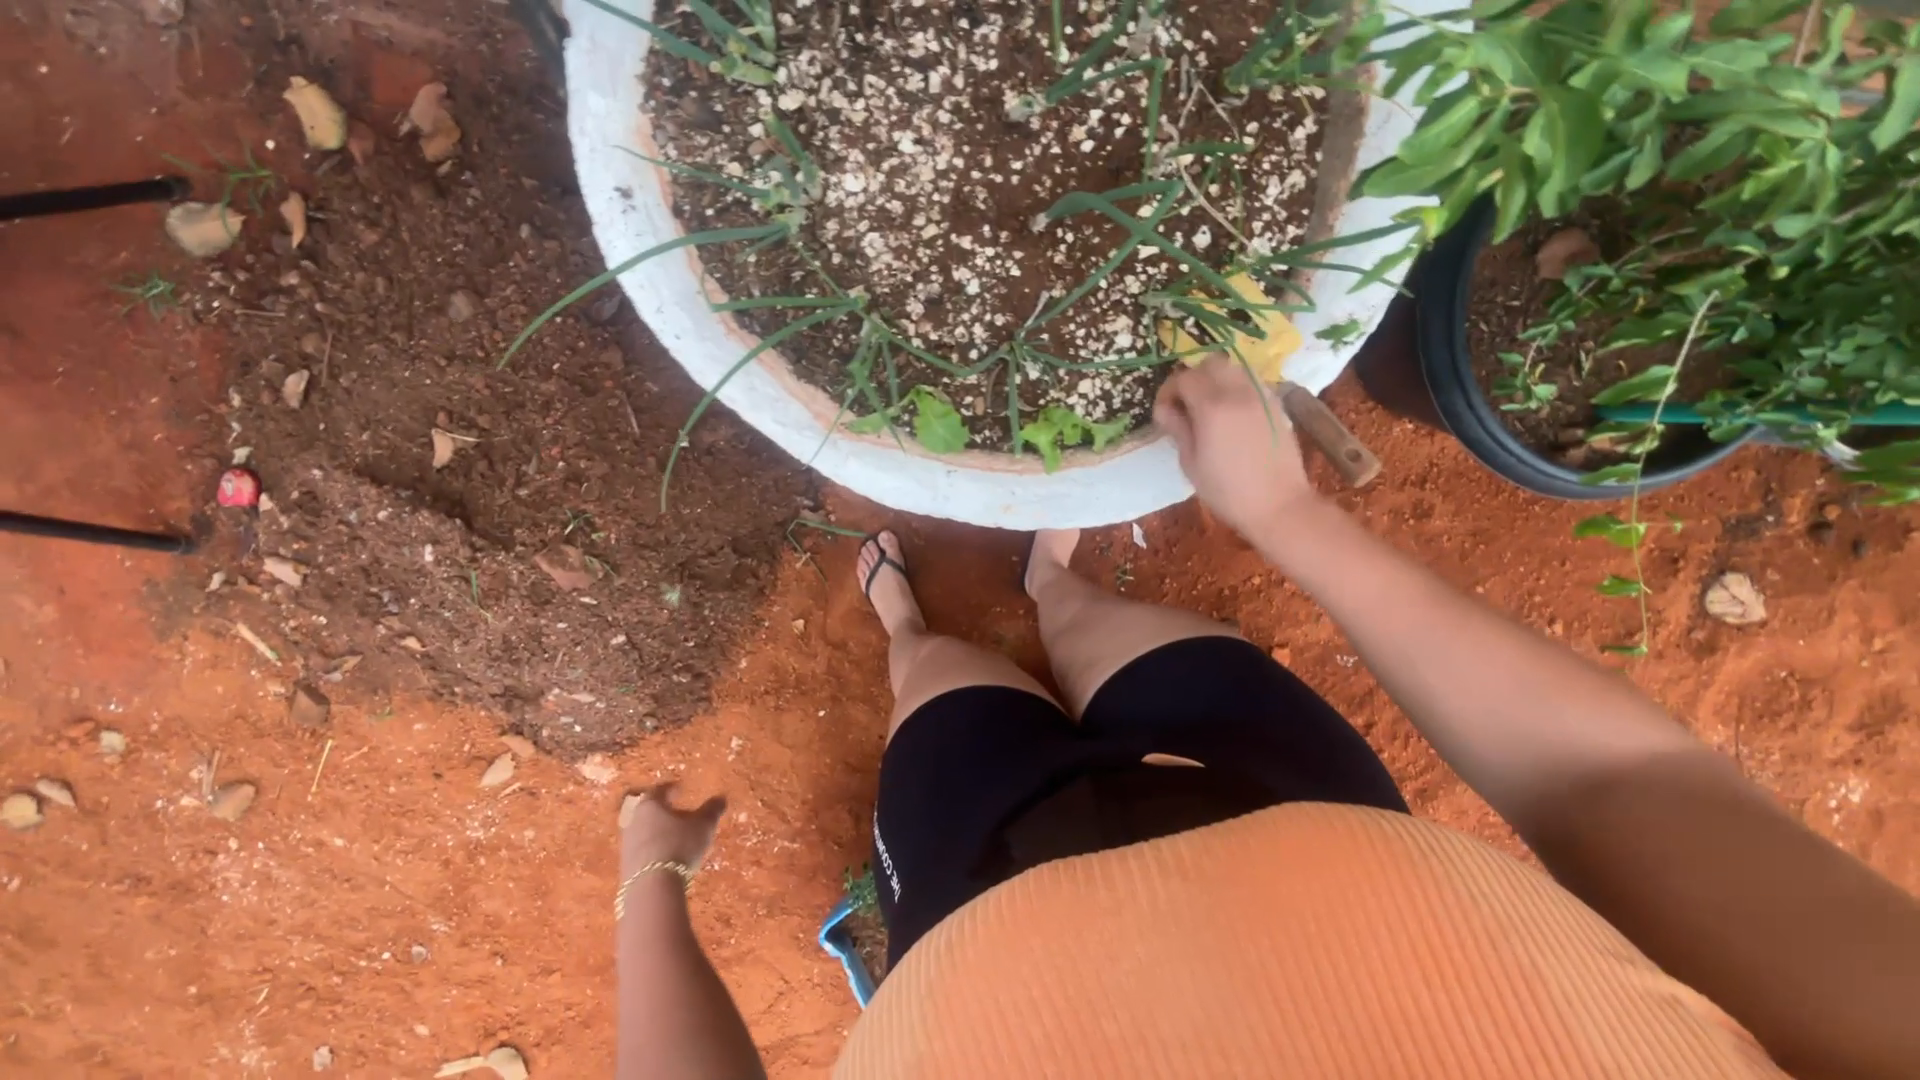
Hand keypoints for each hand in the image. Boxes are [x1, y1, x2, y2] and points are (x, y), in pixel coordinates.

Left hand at [620, 782, 726, 874]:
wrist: (651, 886)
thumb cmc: (679, 845)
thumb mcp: (703, 826)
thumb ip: (712, 811)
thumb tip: (721, 798)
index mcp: (650, 805)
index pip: (660, 790)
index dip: (671, 789)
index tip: (680, 789)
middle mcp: (634, 821)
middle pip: (649, 811)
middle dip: (664, 812)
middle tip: (680, 814)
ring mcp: (627, 844)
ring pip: (644, 832)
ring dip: (658, 833)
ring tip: (675, 838)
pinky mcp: (625, 866)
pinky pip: (642, 851)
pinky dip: (654, 849)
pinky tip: (666, 857)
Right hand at [1154, 352, 1318, 536]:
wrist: (1279, 505)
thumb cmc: (1227, 491)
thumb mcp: (1191, 463)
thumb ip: (1178, 429)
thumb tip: (1165, 409)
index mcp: (1212, 406)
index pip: (1184, 378)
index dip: (1169, 391)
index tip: (1164, 411)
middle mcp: (1238, 391)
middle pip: (1211, 362)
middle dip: (1194, 378)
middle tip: (1186, 404)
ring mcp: (1262, 395)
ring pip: (1235, 368)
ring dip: (1217, 380)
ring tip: (1210, 408)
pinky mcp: (1277, 404)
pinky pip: (1252, 382)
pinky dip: (1237, 389)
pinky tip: (1233, 415)